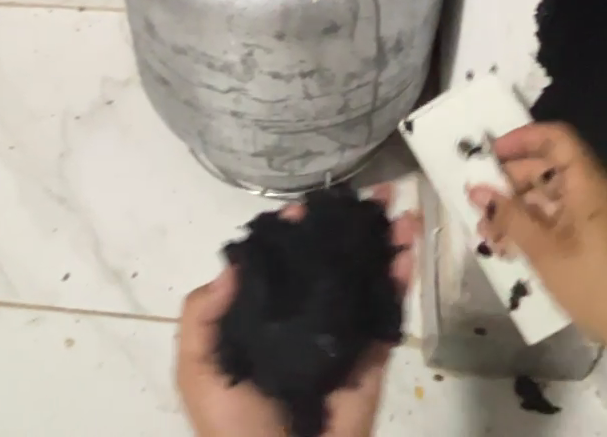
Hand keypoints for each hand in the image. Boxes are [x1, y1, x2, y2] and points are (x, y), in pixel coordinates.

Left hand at [176, 186, 421, 436]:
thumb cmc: (234, 424)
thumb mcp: (199, 372)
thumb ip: (203, 316)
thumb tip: (232, 263)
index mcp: (268, 318)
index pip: (285, 262)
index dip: (297, 230)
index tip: (307, 206)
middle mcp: (306, 318)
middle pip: (333, 261)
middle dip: (353, 225)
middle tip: (374, 193)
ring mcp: (343, 335)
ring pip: (367, 278)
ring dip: (386, 243)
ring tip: (400, 211)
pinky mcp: (371, 357)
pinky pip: (388, 314)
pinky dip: (400, 281)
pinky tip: (408, 251)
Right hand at [469, 123, 606, 375]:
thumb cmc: (599, 286)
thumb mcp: (546, 252)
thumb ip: (510, 217)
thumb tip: (478, 190)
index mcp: (589, 183)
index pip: (555, 138)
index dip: (521, 139)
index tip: (489, 155)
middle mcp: (597, 191)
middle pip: (549, 168)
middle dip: (511, 183)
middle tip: (479, 205)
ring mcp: (602, 216)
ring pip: (553, 198)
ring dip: (520, 210)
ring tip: (489, 234)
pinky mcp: (604, 240)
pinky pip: (564, 219)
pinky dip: (538, 227)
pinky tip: (513, 248)